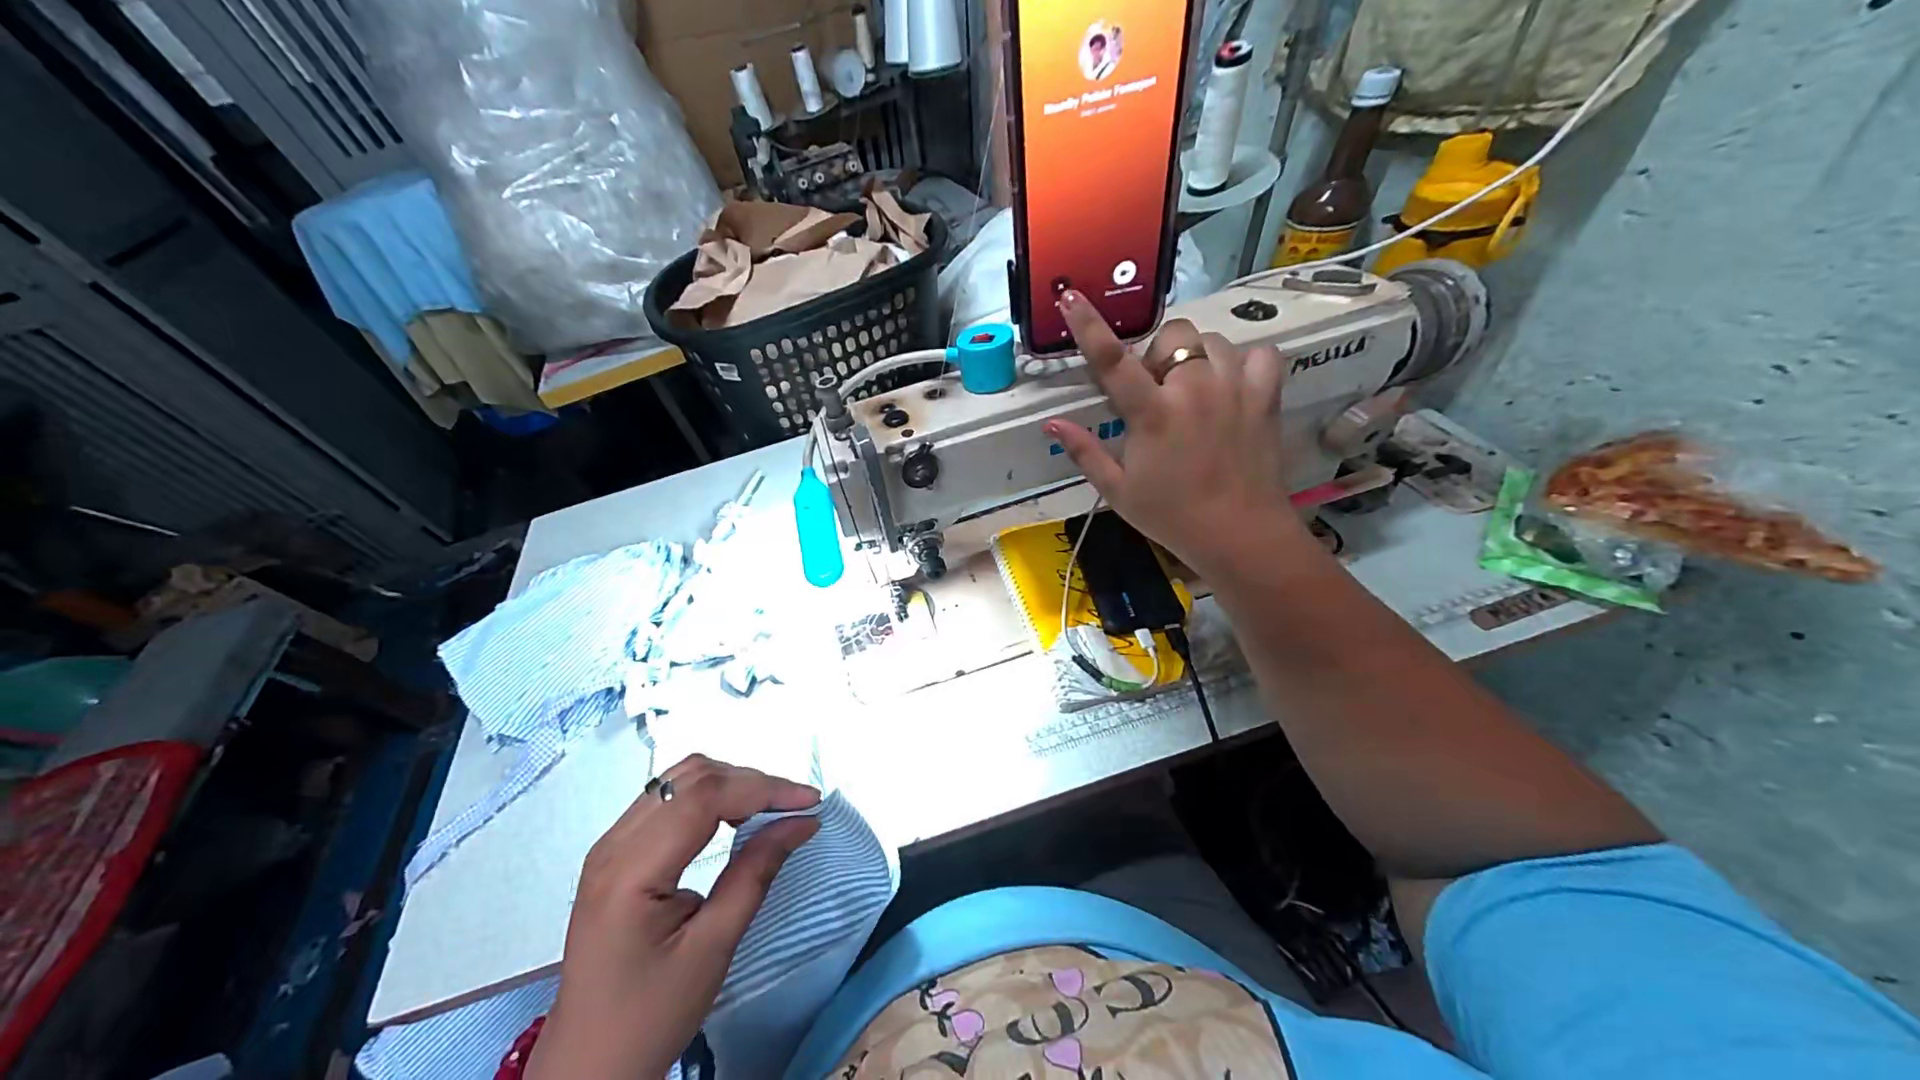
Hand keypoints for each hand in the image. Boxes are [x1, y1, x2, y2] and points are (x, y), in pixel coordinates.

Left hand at [528, 755, 820, 1079]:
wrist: (586, 1065)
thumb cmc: (650, 1016)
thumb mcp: (712, 948)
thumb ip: (755, 874)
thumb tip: (802, 822)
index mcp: (630, 870)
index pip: (703, 796)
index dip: (762, 788)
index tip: (810, 802)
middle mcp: (613, 844)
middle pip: (691, 778)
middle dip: (751, 782)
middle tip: (794, 809)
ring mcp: (609, 845)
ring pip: (679, 780)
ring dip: (731, 784)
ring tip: (771, 811)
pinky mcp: (615, 854)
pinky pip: (668, 800)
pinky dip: (710, 797)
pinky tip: (735, 818)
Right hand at [1044, 290, 1308, 574]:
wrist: (1241, 534)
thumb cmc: (1172, 516)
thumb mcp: (1117, 491)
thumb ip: (1085, 452)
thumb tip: (1052, 423)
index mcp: (1152, 414)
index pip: (1112, 359)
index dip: (1088, 325)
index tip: (1072, 296)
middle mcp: (1193, 391)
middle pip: (1172, 335)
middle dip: (1158, 354)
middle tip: (1155, 390)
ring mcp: (1234, 389)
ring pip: (1211, 340)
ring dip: (1195, 357)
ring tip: (1192, 390)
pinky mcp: (1265, 396)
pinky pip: (1258, 352)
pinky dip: (1242, 361)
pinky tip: (1231, 384)